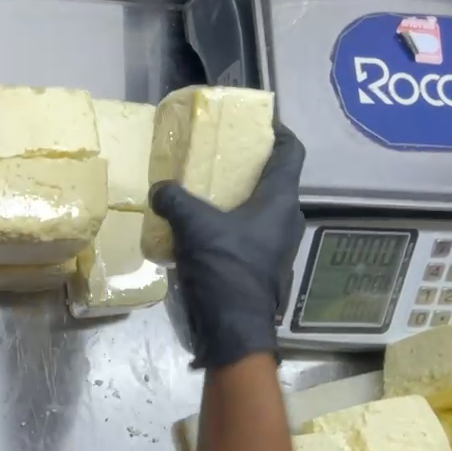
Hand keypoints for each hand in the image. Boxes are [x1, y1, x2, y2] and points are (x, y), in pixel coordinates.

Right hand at [151, 124, 306, 369]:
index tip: (261, 123)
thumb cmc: (225, 269)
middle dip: (249, 169)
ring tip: (206, 197)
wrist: (233, 327)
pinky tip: (202, 235)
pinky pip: (248, 237)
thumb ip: (176, 201)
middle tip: (222, 160)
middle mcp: (286, 220)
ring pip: (260, 212)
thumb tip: (160, 188)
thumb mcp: (194, 227)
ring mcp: (276, 248)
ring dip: (237, 202)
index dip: (279, 132)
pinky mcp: (261, 270)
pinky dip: (229, 229)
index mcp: (281, 201)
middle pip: (274, 182)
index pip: (291, 152)